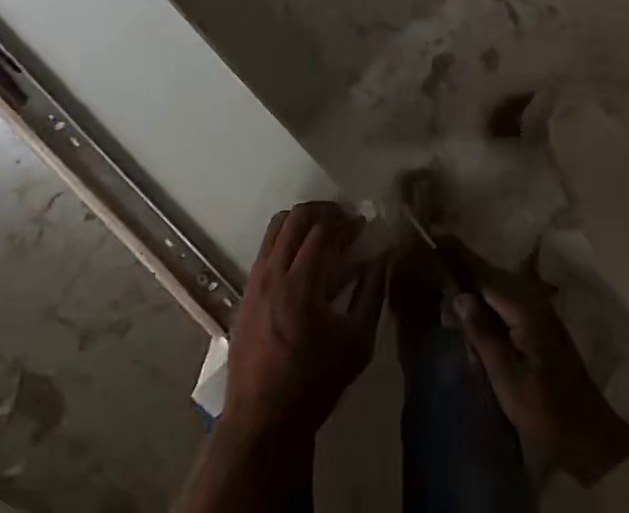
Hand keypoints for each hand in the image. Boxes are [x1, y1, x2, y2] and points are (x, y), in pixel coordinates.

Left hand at [223, 201, 389, 438]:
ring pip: (275, 229)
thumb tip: (382, 258)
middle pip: (294, 219)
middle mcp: (272, 273)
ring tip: (324, 232)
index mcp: (300, 284)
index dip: (345, 222)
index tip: (363, 224)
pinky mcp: (246, 292)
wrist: (264, 417)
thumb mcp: (357, 341)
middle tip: (344, 219)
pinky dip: (286, 240)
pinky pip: (266, 249)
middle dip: (321, 211)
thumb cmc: (316, 381)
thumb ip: (372, 292)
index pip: (322, 231)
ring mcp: (254, 281)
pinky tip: (305, 259)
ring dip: (301, 221)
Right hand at [450, 247, 628, 484]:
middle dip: (461, 260)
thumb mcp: (507, 377)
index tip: (432, 234)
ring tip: (443, 271)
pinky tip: (468, 301)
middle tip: (430, 250)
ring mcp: (539, 311)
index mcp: (524, 309)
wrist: (589, 436)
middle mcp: (533, 300)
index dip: (456, 254)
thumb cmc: (545, 410)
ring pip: (497, 283)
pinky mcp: (539, 324)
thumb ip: (482, 333)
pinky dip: (484, 293)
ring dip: (472, 276)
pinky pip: (505, 297)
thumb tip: (459, 295)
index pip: (482, 273)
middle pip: (490, 272)